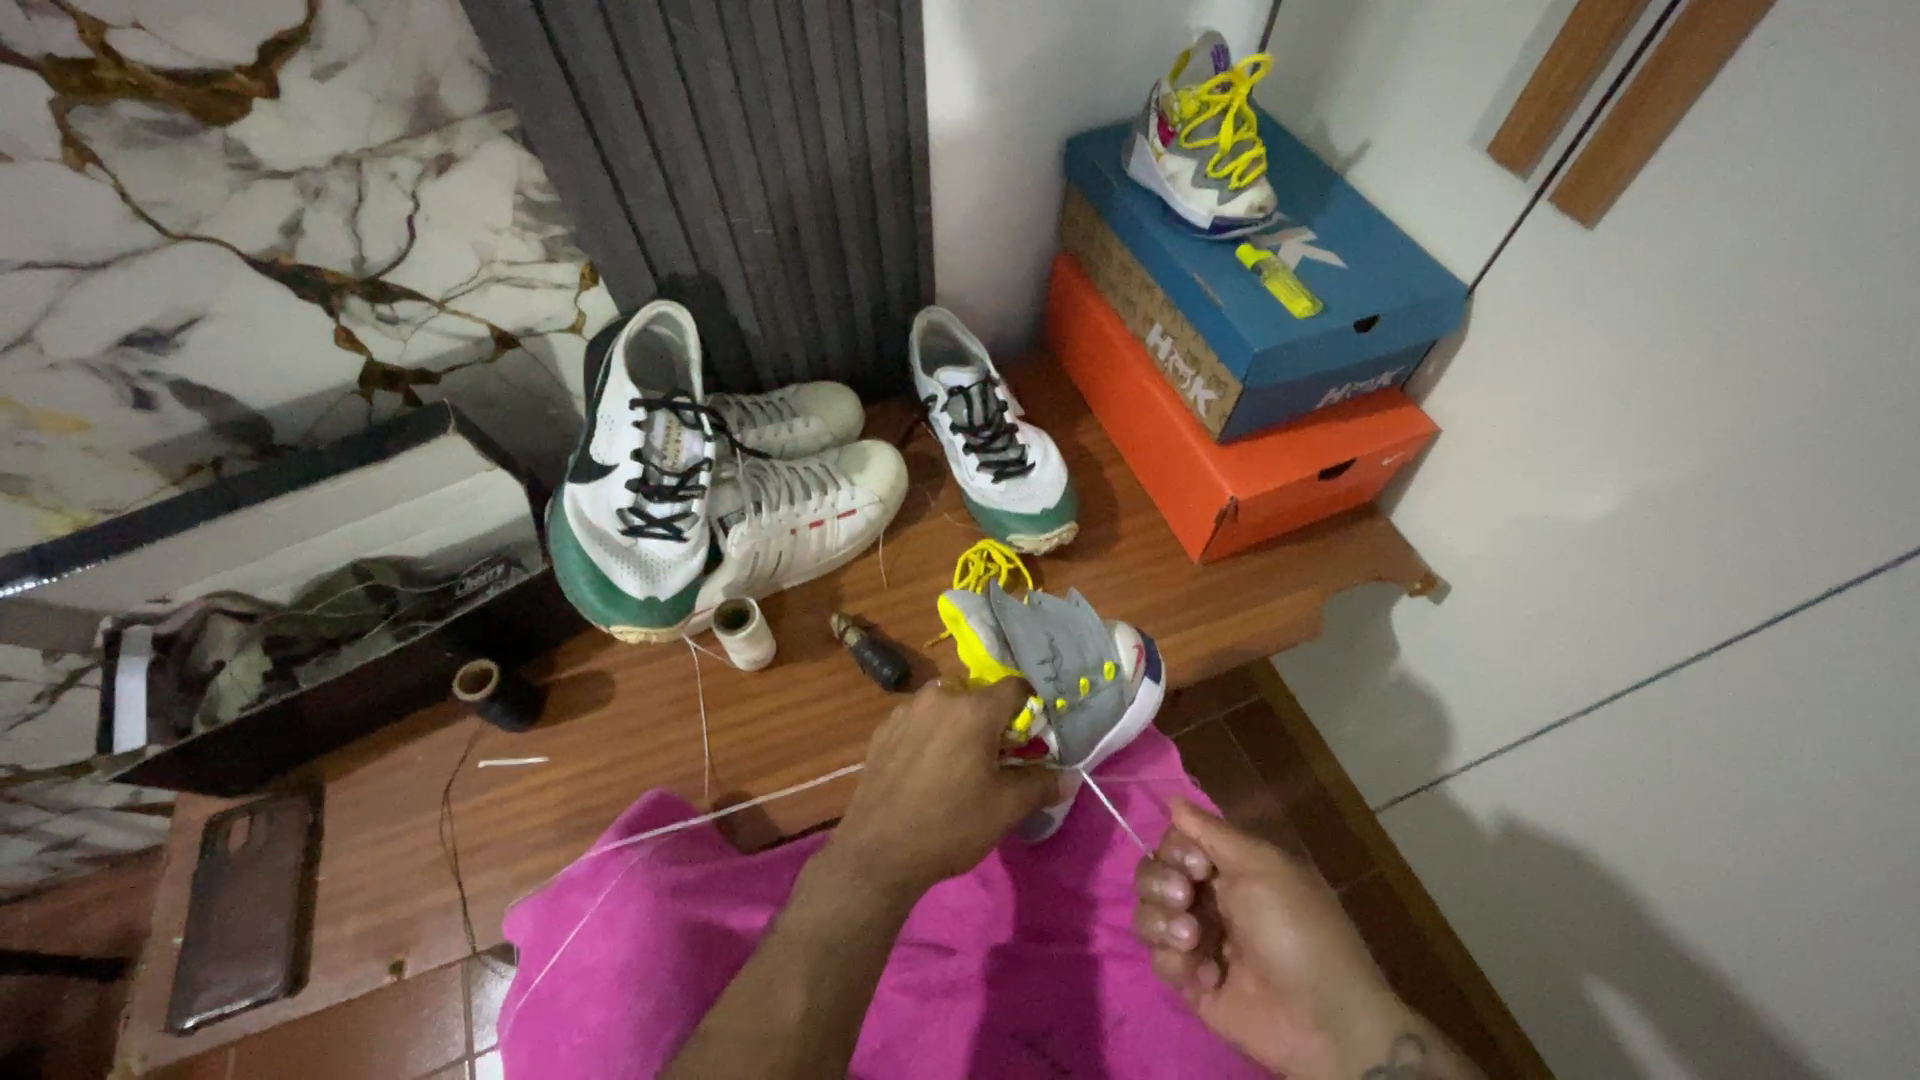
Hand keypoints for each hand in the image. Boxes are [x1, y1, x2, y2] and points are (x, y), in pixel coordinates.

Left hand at [824, 680, 1060, 898]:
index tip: (1032, 738)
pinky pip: (917, 721)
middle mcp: (938, 698)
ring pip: (944, 705)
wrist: (879, 852)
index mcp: (974, 709)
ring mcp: (905, 712)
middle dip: (991, 718)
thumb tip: (1069, 778)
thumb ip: (1042, 784)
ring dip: (958, 723)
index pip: (1016, 687)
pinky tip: (927, 770)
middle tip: (995, 755)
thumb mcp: (1006, 808)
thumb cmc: (951, 824)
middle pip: (977, 694)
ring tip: (959, 763)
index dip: (1030, 709)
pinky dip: (929, 734)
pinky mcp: (882, 732)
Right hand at [1133, 798, 1410, 1079]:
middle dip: (1160, 882)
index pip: (1175, 842)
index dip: (1176, 850)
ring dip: (1163, 922)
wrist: (1321, 1019)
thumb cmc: (1296, 930)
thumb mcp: (1262, 867)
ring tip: (1194, 942)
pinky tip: (1209, 976)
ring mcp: (1196, 941)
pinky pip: (1159, 959)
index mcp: (1229, 868)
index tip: (1198, 866)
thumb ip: (1211, 832)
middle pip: (1152, 873)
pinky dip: (1177, 963)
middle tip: (1186, 899)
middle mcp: (1208, 898)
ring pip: (1147, 914)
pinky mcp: (1190, 981)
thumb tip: (1172, 798)